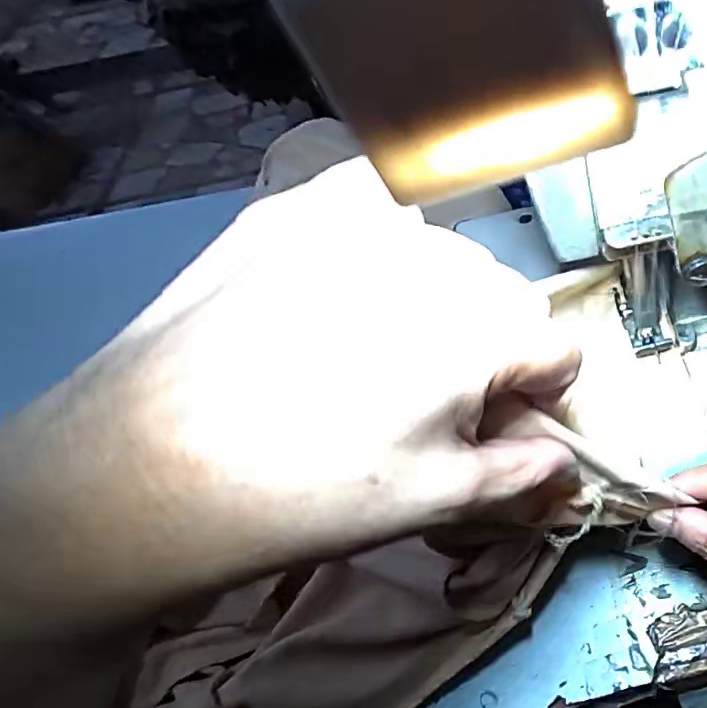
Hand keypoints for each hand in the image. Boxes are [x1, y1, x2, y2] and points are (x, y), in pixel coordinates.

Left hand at [0, 157, 579, 631]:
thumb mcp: (439, 498)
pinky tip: (347, 290)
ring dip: (446, 303)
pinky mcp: (298, 209)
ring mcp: (362, 222)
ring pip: (454, 260)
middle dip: (496, 350)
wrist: (139, 468)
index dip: (539, 397)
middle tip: (434, 399)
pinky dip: (389, 244)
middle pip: (512, 303)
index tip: (496, 426)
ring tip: (378, 352)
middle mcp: (438, 258)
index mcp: (483, 330)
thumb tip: (567, 459)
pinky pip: (382, 213)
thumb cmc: (310, 494)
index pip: (561, 351)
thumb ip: (526, 472)